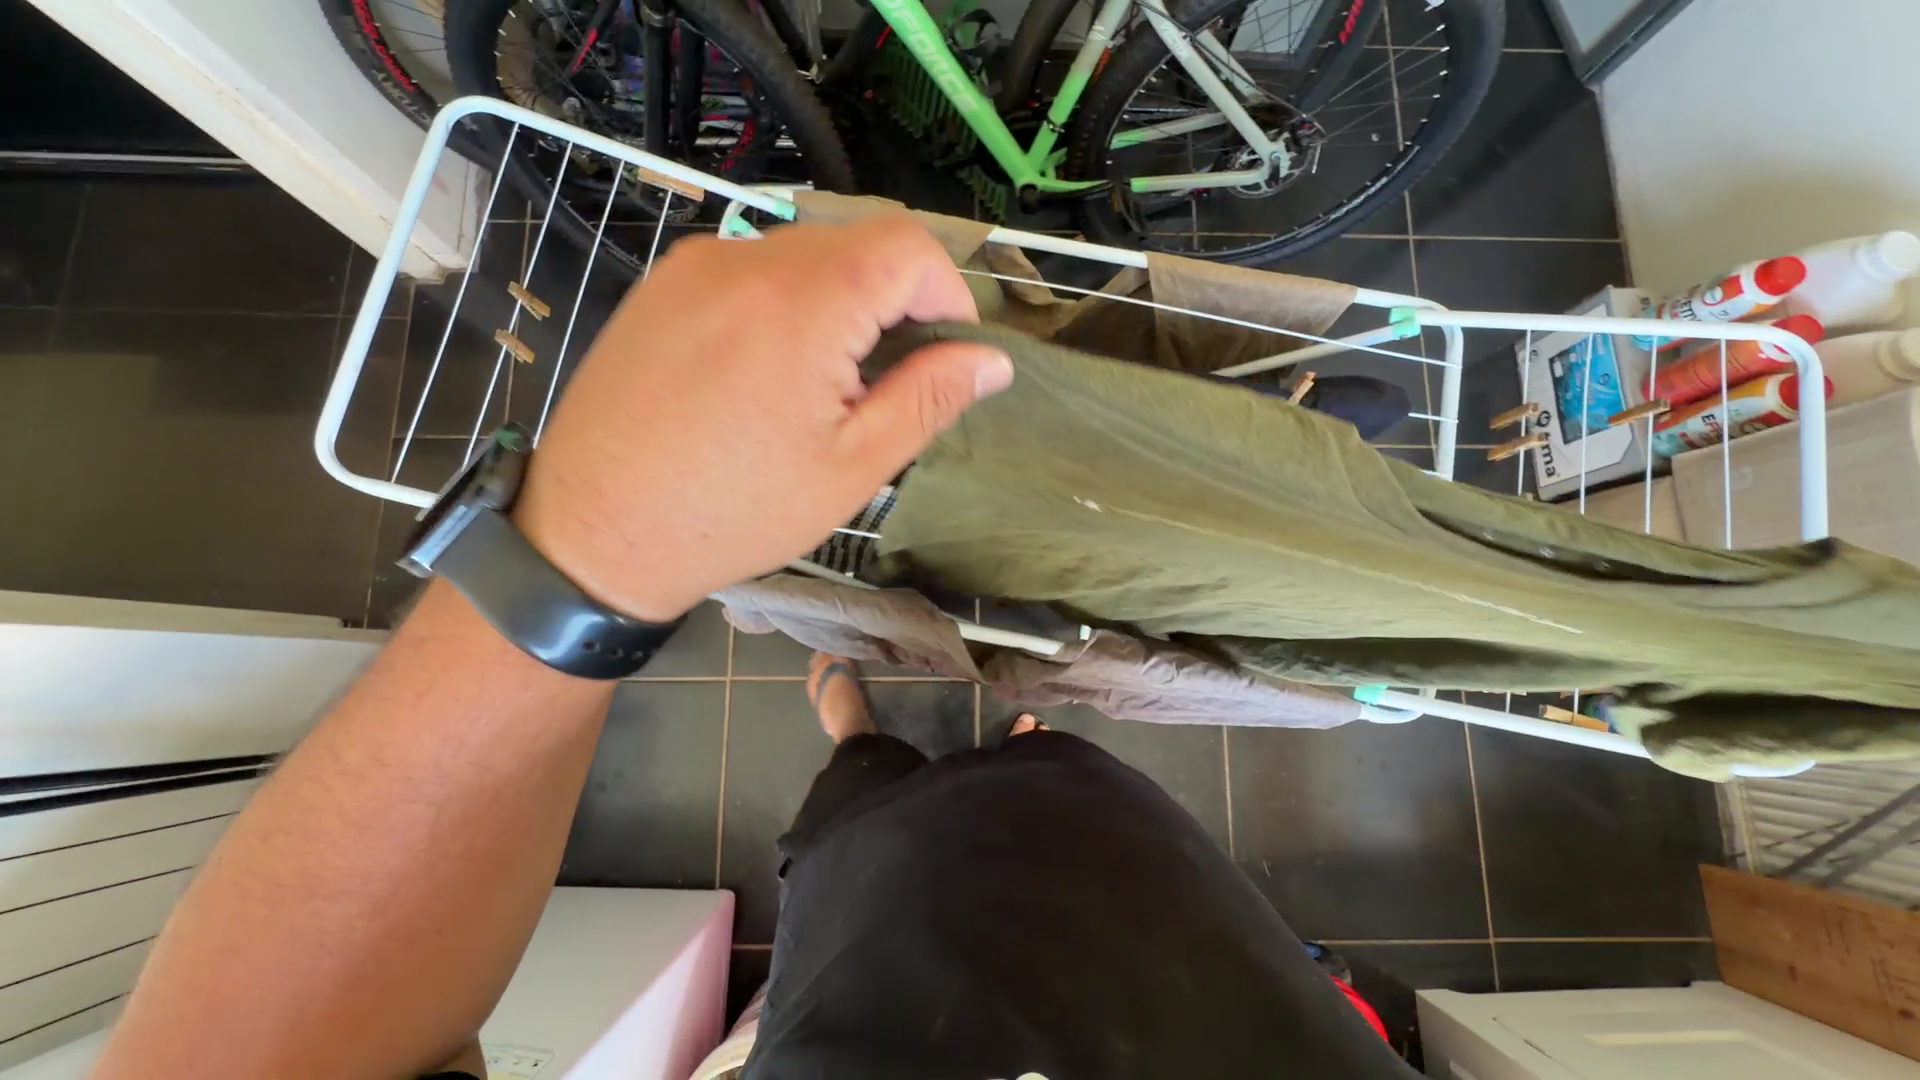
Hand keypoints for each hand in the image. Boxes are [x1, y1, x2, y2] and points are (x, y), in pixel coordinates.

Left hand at [512, 216, 1013, 622]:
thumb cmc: (733, 512)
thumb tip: (992, 360)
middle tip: (885, 383)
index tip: (946, 354)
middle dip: (896, 303)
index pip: (910, 246)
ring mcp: (697, 265)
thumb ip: (929, 399)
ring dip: (843, 305)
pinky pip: (755, 271)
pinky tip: (767, 375)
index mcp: (802, 302)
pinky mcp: (665, 283)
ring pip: (807, 256)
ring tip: (823, 387)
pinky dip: (789, 305)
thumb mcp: (851, 467)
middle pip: (860, 245)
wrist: (594, 532)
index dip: (948, 294)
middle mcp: (746, 259)